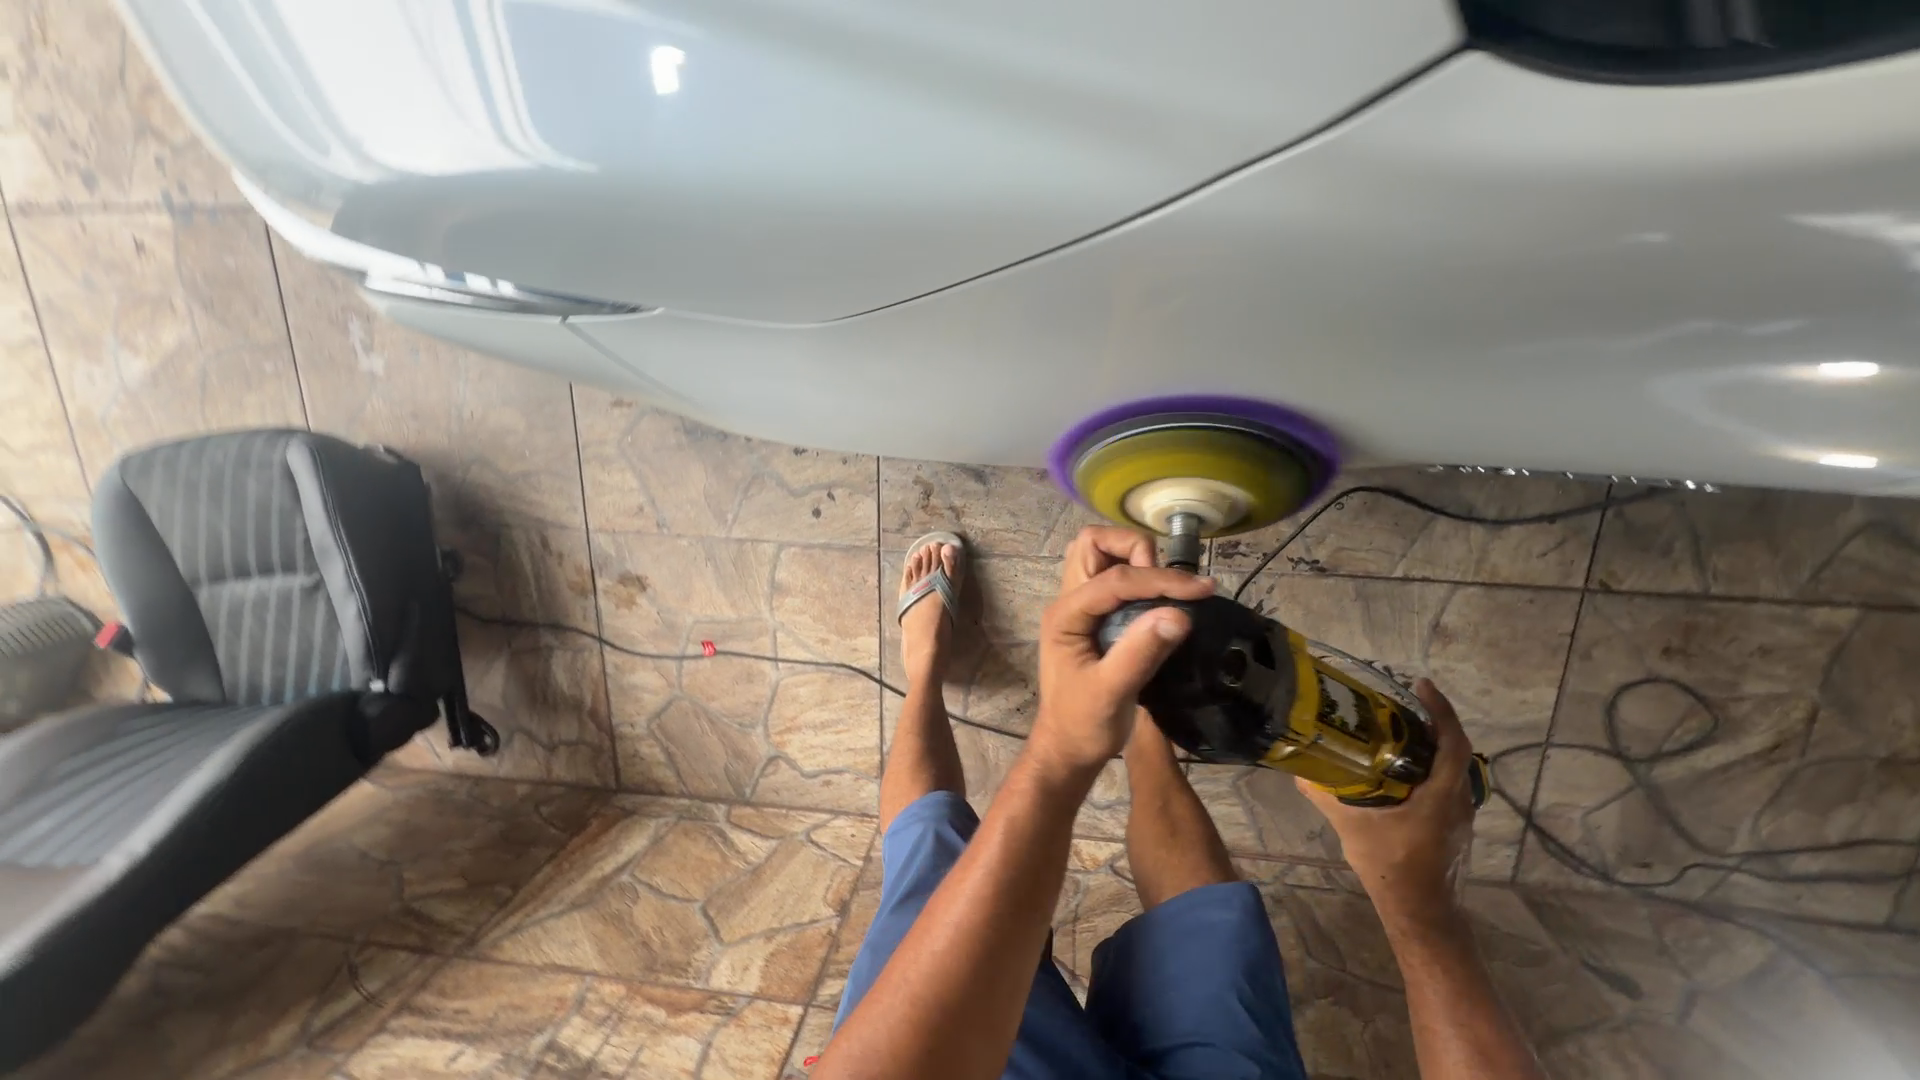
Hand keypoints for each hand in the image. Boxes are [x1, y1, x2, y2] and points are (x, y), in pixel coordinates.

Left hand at [1029, 528, 1213, 773]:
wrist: (1068, 749)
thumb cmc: (1084, 725)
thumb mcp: (1111, 694)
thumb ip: (1140, 653)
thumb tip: (1178, 615)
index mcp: (1065, 615)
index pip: (1114, 578)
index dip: (1159, 580)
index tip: (1202, 591)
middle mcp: (1069, 601)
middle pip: (1095, 543)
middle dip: (1135, 550)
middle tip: (1168, 584)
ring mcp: (1081, 608)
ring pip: (1103, 556)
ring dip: (1137, 560)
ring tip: (1171, 590)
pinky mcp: (1096, 618)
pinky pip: (1115, 578)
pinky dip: (1141, 578)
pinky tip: (1166, 601)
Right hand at [1297, 679, 1477, 923]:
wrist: (1421, 912)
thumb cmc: (1390, 866)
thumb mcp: (1350, 827)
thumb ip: (1323, 796)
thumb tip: (1297, 770)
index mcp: (1440, 794)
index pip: (1450, 742)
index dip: (1440, 710)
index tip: (1421, 686)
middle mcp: (1459, 798)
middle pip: (1453, 748)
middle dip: (1432, 720)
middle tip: (1401, 702)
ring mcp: (1461, 813)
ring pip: (1452, 766)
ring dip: (1432, 743)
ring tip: (1399, 727)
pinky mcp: (1455, 823)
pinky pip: (1448, 781)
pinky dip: (1430, 764)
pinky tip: (1403, 767)